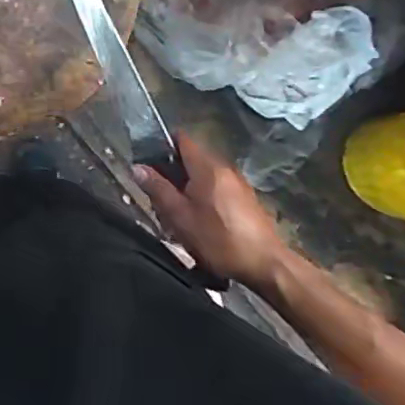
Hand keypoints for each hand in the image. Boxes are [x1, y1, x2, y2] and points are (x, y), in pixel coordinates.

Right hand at [134, 136, 291, 286]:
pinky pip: (215, 187)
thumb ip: (157, 188)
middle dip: (170, 171)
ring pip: (202, 174)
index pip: (182, 139)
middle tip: (155, 193)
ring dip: (185, 186)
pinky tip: (195, 218)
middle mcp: (224, 169)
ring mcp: (238, 184)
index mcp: (207, 168)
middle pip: (191, 158)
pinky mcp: (245, 199)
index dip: (162, 143)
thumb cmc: (218, 239)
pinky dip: (200, 195)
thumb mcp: (179, 215)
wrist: (266, 266)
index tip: (146, 159)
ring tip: (173, 209)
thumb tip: (137, 167)